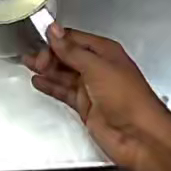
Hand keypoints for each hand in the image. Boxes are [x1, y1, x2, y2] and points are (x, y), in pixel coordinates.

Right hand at [24, 25, 170, 170]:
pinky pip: (64, 92)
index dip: (56, 40)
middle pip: (67, 55)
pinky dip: (51, 86)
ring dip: (47, 69)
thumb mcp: (97, 67)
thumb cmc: (127, 98)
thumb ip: (72, 50)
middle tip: (34, 59)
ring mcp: (91, 88)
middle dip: (49, 55)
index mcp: (105, 52)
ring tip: (29, 64)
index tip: (39, 40)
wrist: (142, 139)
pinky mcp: (86, 107)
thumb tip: (54, 30)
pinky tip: (38, 81)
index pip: (74, 39)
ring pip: (64, 73)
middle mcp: (98, 67)